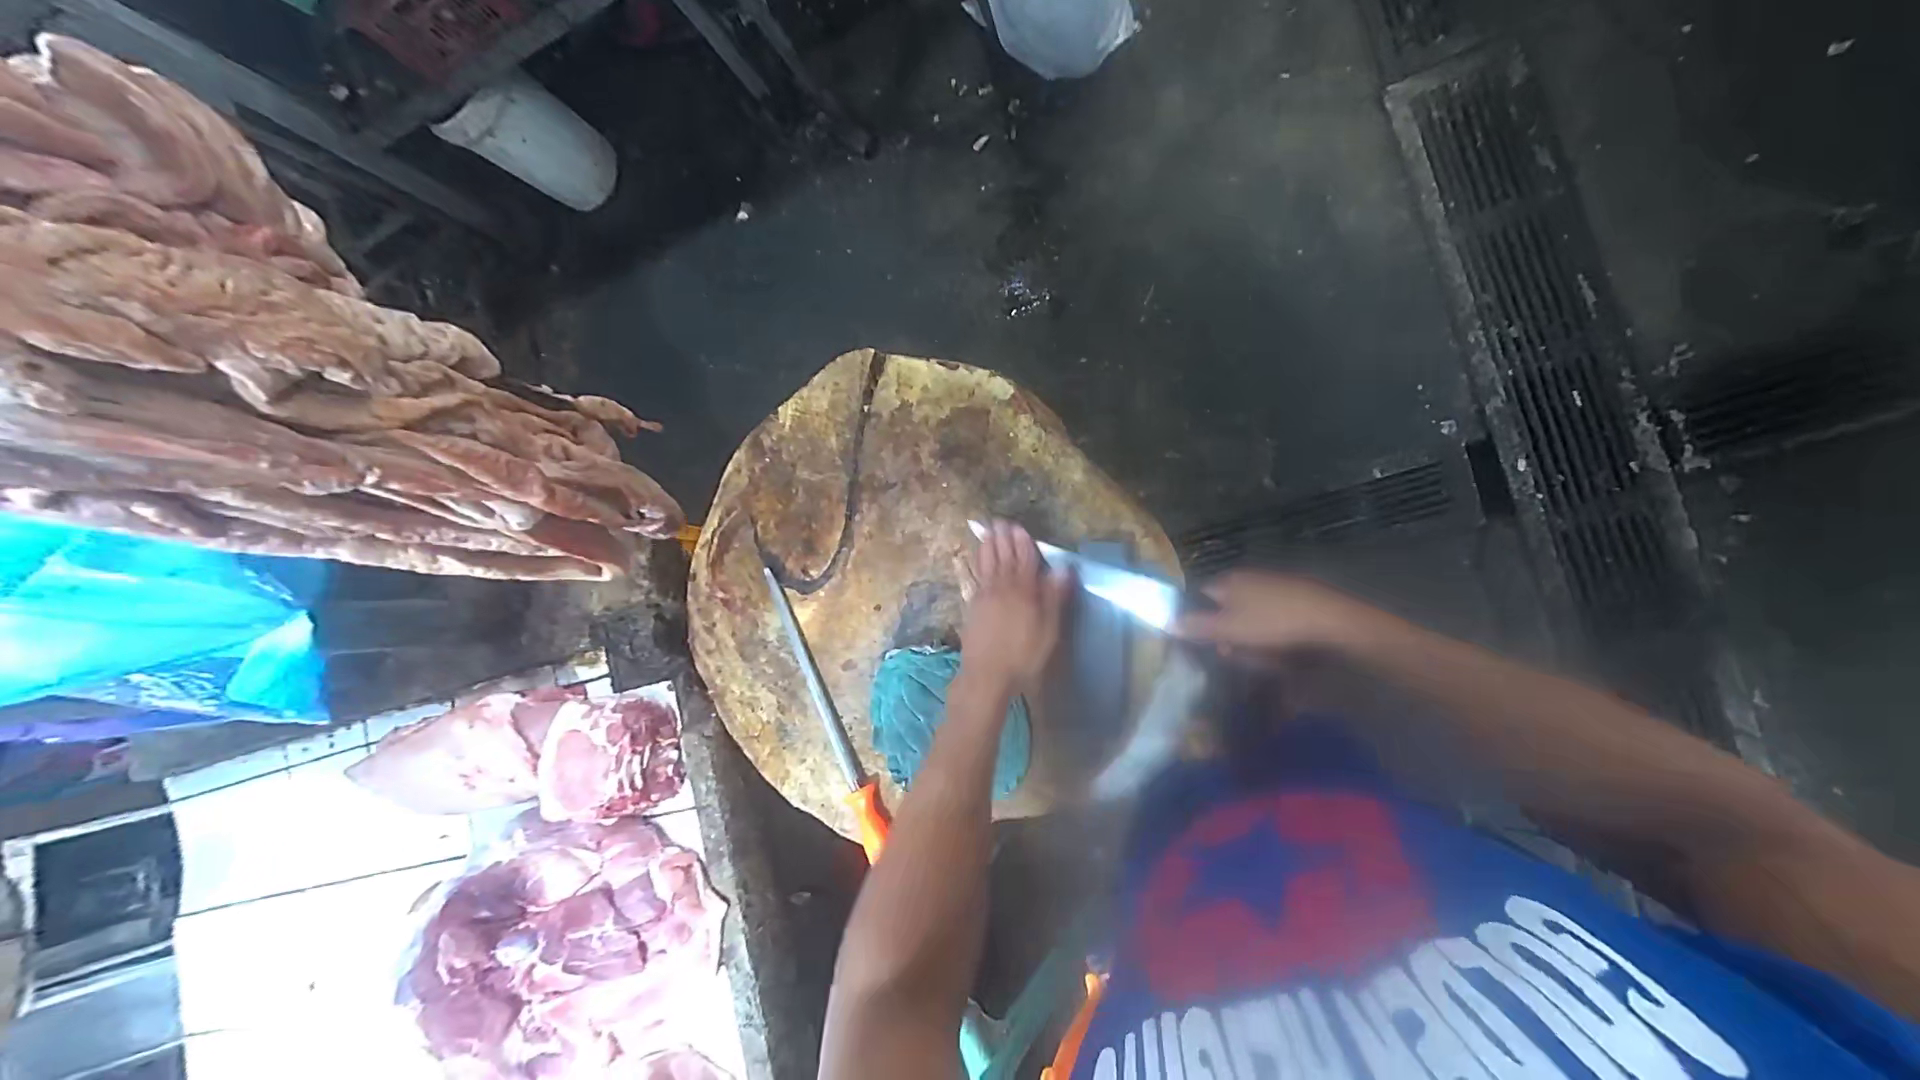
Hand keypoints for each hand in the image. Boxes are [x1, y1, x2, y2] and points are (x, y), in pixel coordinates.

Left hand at [958, 520, 1068, 690]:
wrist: (986, 675)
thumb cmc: (1023, 657)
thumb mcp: (1048, 631)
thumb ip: (1054, 598)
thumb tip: (1062, 569)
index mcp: (1024, 592)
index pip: (1025, 560)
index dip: (1023, 543)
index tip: (1020, 528)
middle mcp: (1003, 588)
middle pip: (1003, 556)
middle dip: (1003, 538)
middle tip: (1001, 521)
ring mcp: (985, 595)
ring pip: (987, 563)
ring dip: (988, 545)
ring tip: (988, 531)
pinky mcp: (973, 605)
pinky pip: (976, 574)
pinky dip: (977, 561)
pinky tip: (977, 557)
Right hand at [1173, 570, 1394, 654]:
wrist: (1333, 622)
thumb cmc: (1273, 624)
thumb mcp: (1227, 629)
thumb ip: (1195, 626)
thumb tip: (1164, 621)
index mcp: (1229, 581)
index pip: (1200, 595)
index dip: (1197, 618)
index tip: (1201, 642)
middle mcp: (1250, 578)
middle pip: (1226, 608)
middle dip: (1227, 633)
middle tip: (1234, 654)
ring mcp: (1276, 587)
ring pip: (1251, 617)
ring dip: (1251, 638)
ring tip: (1262, 658)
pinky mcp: (1299, 599)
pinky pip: (1275, 620)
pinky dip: (1274, 636)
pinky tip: (1285, 651)